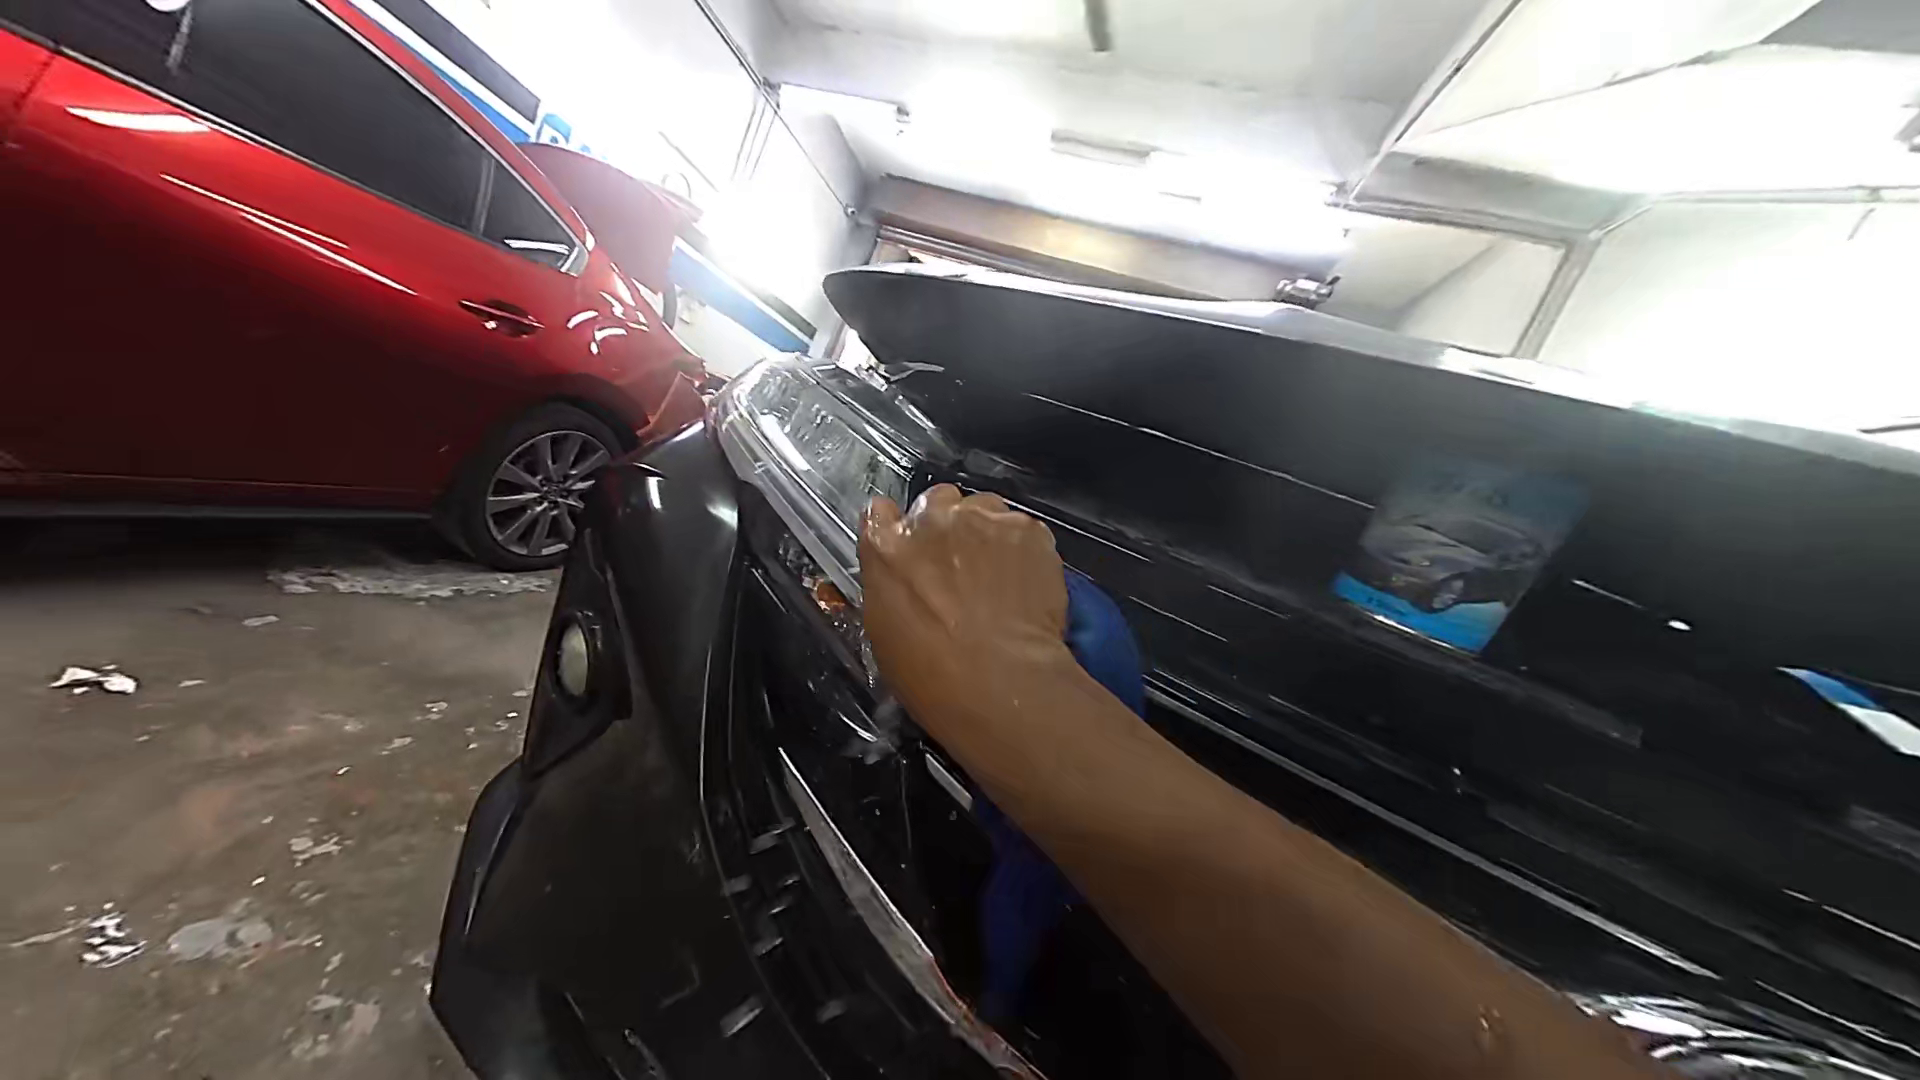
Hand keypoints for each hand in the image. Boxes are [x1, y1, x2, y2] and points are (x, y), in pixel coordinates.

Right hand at [859, 485, 1073, 743]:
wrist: (999, 681)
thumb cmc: (934, 674)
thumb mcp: (884, 631)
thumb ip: (891, 585)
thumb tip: (905, 579)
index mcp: (886, 548)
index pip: (881, 513)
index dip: (899, 529)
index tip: (912, 545)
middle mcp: (931, 521)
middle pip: (938, 501)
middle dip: (948, 526)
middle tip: (962, 565)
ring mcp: (982, 520)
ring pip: (984, 509)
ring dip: (987, 533)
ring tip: (1000, 575)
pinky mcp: (1025, 529)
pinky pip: (1022, 529)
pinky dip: (1024, 550)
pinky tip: (1027, 584)